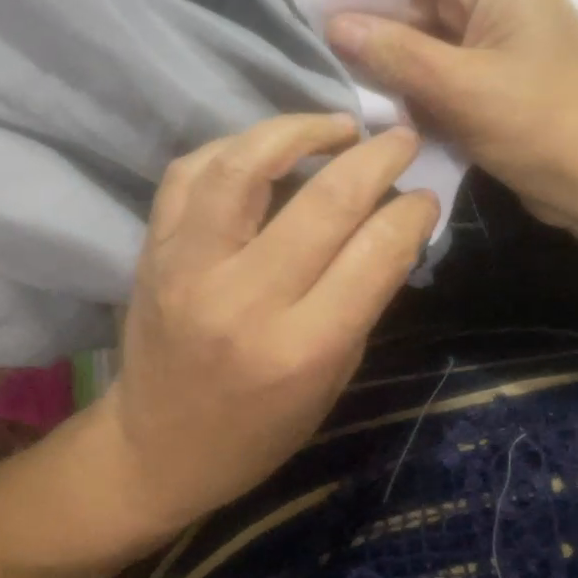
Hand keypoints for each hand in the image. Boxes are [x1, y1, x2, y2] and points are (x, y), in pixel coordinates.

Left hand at [103, 114, 439, 529]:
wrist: (154, 450)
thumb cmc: (258, 429)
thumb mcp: (332, 379)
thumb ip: (363, 297)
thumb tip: (394, 218)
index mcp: (300, 349)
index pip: (374, 254)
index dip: (411, 211)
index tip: (424, 195)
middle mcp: (243, 300)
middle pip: (324, 201)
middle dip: (376, 157)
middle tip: (401, 138)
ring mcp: (188, 267)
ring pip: (245, 166)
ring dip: (300, 129)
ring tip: (336, 127)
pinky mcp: (153, 248)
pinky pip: (191, 171)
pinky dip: (236, 147)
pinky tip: (268, 148)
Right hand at [326, 0, 577, 231]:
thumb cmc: (544, 126)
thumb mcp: (460, 87)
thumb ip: (393, 51)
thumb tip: (333, 22)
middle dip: (370, 19)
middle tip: (313, 44)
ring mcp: (495, 37)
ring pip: (423, 34)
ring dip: (389, 57)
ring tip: (336, 74)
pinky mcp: (494, 76)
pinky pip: (439, 66)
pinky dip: (412, 82)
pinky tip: (380, 101)